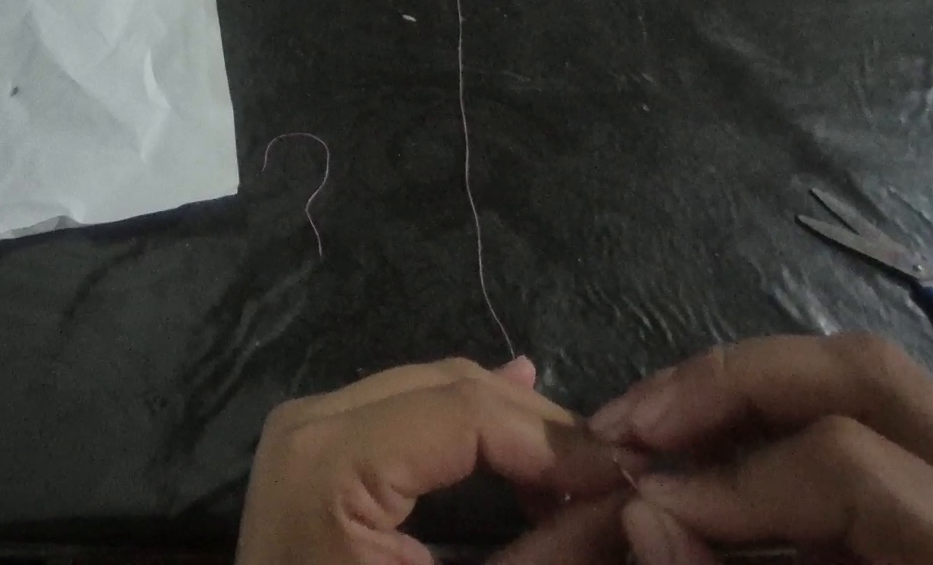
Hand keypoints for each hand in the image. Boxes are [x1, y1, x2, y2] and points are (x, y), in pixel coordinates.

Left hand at [236, 356, 622, 564]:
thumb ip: (542, 555)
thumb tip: (623, 498)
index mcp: (329, 462)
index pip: (461, 413)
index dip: (550, 439)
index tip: (621, 473)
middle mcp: (313, 416)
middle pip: (448, 387)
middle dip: (535, 425)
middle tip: (608, 470)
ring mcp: (309, 417)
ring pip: (431, 386)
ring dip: (506, 420)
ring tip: (574, 463)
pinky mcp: (317, 430)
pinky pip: (403, 402)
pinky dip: (464, 416)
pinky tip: (517, 408)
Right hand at [586, 334, 932, 564]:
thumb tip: (641, 512)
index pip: (852, 469)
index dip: (735, 481)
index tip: (646, 501)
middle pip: (864, 375)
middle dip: (730, 381)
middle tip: (642, 417)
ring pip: (854, 372)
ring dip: (738, 385)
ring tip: (659, 417)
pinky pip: (848, 409)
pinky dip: (761, 413)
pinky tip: (704, 440)